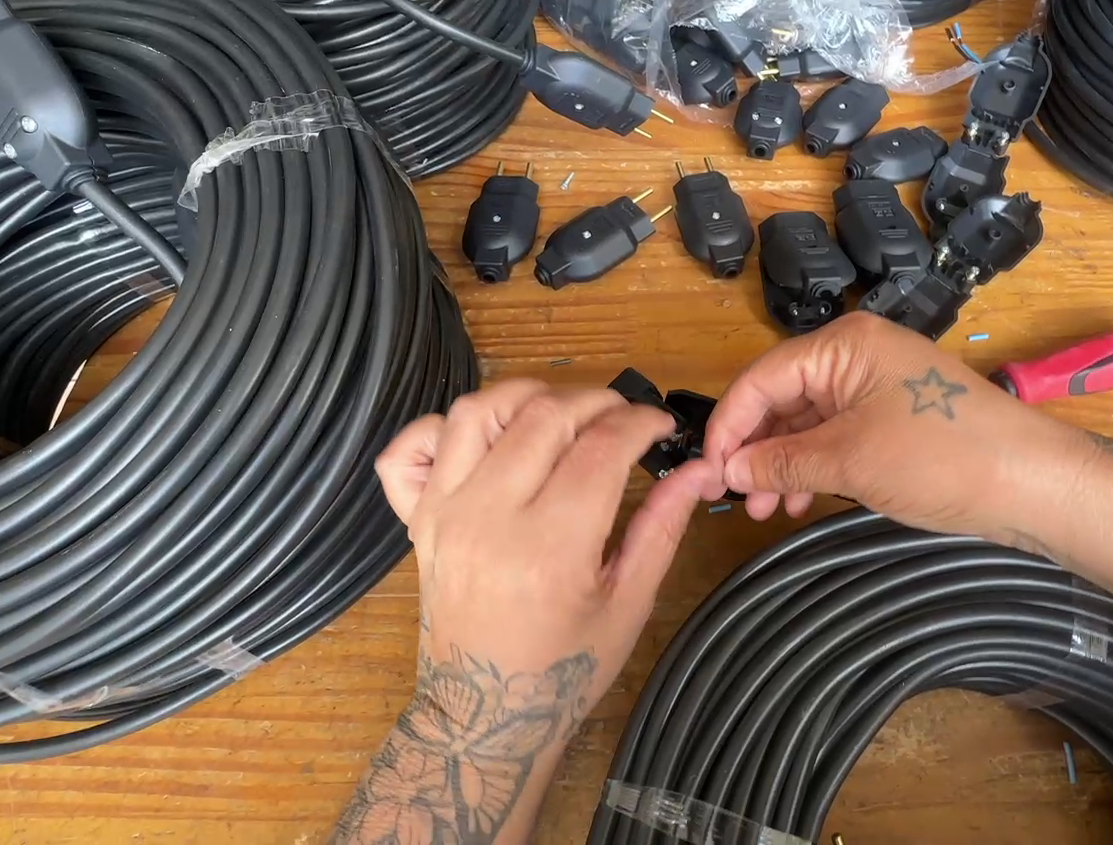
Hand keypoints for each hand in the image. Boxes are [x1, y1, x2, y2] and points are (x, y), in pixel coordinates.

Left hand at [375, 380, 707, 716]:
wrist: (481, 716)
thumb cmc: (565, 668)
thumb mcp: (629, 603)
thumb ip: (663, 526)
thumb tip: (700, 468)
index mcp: (550, 550)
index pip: (601, 448)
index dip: (641, 422)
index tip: (660, 425)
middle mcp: (489, 519)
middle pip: (544, 416)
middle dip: (596, 400)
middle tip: (621, 418)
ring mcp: (443, 513)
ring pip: (478, 411)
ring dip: (529, 396)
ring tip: (562, 415)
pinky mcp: (417, 517)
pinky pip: (412, 444)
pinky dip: (447, 426)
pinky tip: (488, 440)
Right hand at [701, 313, 1090, 536]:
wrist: (1037, 485)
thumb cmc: (939, 458)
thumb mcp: (849, 461)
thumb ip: (781, 462)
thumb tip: (727, 470)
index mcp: (842, 344)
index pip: (762, 378)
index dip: (729, 425)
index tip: (708, 470)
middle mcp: (854, 354)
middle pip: (782, 398)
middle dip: (756, 449)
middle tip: (736, 498)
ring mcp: (875, 385)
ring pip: (807, 420)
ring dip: (782, 463)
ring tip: (766, 509)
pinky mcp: (892, 415)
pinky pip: (835, 434)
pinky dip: (814, 465)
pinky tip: (800, 498)